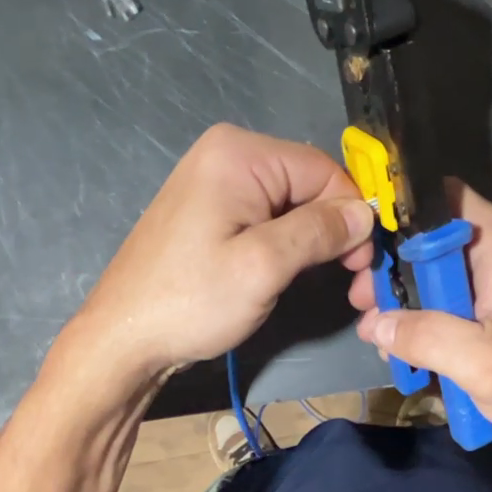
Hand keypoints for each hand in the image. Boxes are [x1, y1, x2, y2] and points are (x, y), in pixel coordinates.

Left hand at [62, 124, 375, 382]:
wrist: (125, 338)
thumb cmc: (192, 302)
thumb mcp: (263, 266)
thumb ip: (319, 232)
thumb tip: (367, 214)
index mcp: (240, 154)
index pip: (324, 169)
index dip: (351, 216)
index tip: (362, 267)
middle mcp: (227, 155)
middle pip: (308, 186)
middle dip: (335, 232)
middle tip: (352, 285)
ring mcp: (215, 184)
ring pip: (290, 207)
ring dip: (314, 244)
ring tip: (325, 285)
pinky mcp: (209, 214)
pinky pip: (265, 220)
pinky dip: (286, 248)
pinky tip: (287, 276)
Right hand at [351, 180, 491, 441]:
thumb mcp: (478, 363)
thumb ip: (424, 338)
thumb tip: (377, 326)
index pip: (441, 199)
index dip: (399, 220)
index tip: (367, 257)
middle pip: (434, 240)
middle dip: (395, 271)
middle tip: (366, 308)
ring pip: (442, 274)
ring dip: (409, 302)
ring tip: (382, 338)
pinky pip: (458, 299)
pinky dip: (432, 318)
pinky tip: (413, 351)